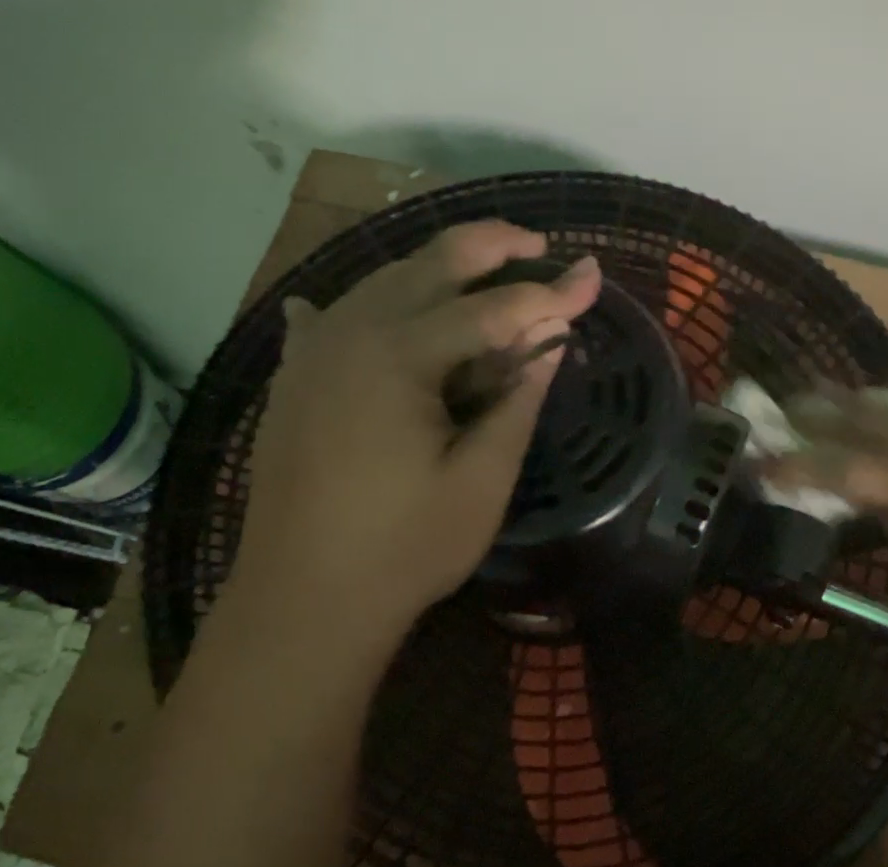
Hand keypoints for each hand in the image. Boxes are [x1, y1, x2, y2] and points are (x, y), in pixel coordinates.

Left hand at [233, 221, 602, 621]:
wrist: (304, 599)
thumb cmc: (405, 549)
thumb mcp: (481, 482)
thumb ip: (516, 404)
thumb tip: (548, 344)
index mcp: (398, 356)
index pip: (490, 310)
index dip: (548, 296)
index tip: (595, 278)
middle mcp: (349, 335)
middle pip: (426, 268)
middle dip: (486, 248)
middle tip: (536, 246)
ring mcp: (312, 356)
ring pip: (377, 286)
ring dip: (431, 272)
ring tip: (477, 275)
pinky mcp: (292, 384)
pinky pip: (330, 321)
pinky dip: (361, 308)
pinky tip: (349, 307)